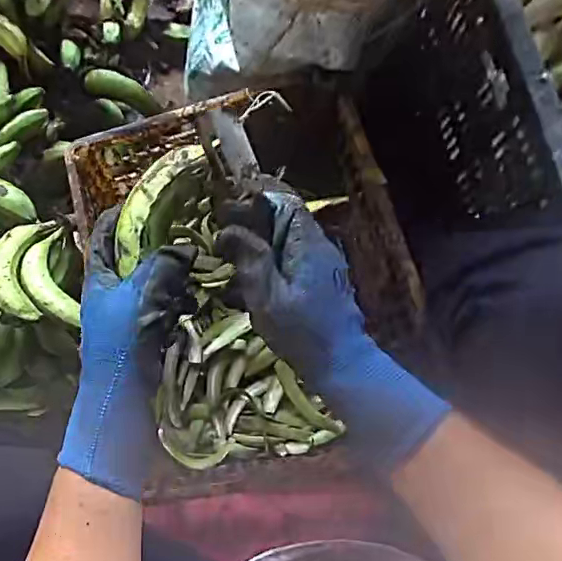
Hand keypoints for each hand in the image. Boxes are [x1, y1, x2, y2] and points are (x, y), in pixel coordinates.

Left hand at [57, 207, 195, 498]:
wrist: (123, 401)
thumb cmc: (122, 344)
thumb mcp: (140, 295)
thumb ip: (161, 265)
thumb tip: (183, 248)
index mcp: (97, 279)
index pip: (102, 235)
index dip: (119, 215)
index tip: (146, 200)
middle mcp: (110, 293)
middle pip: (132, 257)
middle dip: (157, 246)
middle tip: (185, 231)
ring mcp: (127, 315)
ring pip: (151, 282)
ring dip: (172, 275)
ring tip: (194, 267)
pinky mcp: (145, 334)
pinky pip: (163, 307)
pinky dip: (177, 302)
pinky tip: (193, 301)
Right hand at [215, 190, 448, 475]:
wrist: (341, 364)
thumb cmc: (302, 331)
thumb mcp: (268, 296)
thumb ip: (251, 258)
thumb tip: (229, 230)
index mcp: (307, 242)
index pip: (282, 201)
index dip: (253, 196)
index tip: (226, 203)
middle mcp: (316, 246)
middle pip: (281, 218)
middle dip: (249, 221)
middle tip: (220, 231)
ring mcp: (319, 264)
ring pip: (282, 240)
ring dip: (254, 243)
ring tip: (226, 255)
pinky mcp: (317, 282)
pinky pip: (287, 261)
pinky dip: (264, 264)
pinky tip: (244, 283)